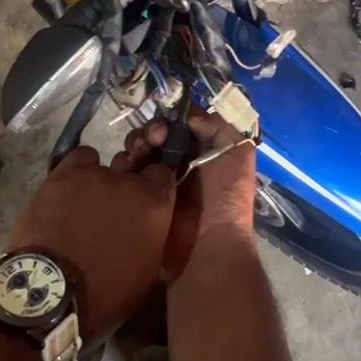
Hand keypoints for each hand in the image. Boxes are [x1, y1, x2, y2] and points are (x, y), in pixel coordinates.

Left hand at [5, 144, 173, 339]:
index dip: (155, 186)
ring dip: (103, 182)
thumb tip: (154, 228)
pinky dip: (80, 170)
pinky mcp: (65, 174)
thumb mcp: (147, 274)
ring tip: (86, 206)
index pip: (164, 173)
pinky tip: (72, 189)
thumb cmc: (104, 294)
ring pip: (107, 164)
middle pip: (136, 166)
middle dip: (129, 182)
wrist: (48, 294)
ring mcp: (96, 173)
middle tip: (115, 208)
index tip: (146, 202)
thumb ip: (156, 238)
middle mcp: (130, 180)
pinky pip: (81, 157)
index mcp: (155, 203)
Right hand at [125, 112, 256, 279]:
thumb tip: (189, 115)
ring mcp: (155, 181)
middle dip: (148, 132)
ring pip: (136, 151)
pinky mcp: (138, 199)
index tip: (166, 125)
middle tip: (151, 141)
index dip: (170, 118)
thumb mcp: (238, 152)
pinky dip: (122, 168)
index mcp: (201, 150)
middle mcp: (177, 162)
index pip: (178, 123)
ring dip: (134, 147)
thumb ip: (219, 125)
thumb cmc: (226, 196)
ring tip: (137, 158)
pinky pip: (123, 175)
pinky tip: (127, 172)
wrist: (207, 244)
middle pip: (153, 135)